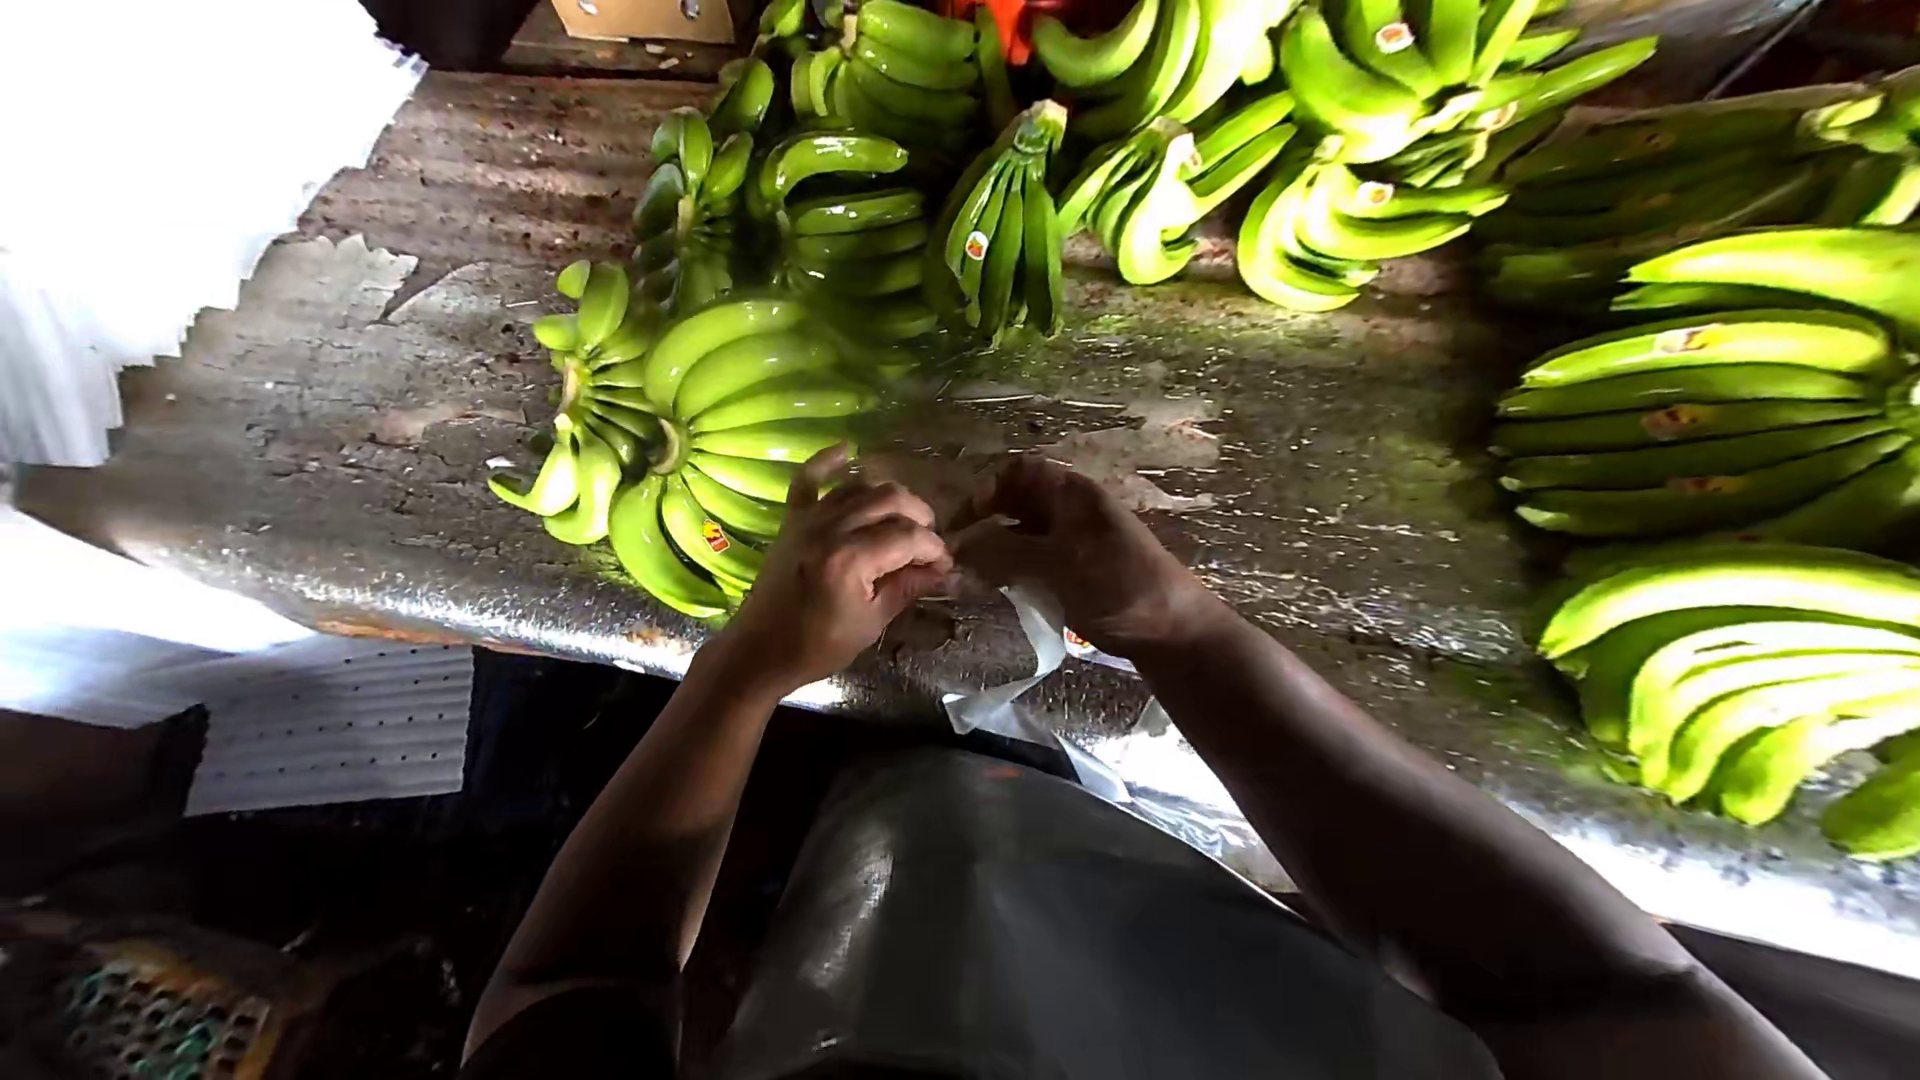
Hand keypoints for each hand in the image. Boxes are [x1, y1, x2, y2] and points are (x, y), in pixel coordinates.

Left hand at [711, 444, 952, 696]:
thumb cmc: (818, 645)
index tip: (944, 565)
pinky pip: (808, 479)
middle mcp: (830, 528)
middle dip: (919, 517)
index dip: (934, 548)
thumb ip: (908, 587)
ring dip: (888, 496)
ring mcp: (808, 519)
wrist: (760, 650)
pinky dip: (827, 461)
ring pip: (859, 486)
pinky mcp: (792, 520)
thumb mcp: (872, 622)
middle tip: (927, 542)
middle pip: (890, 500)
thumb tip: (944, 571)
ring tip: (904, 518)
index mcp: (850, 559)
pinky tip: (848, 449)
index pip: (908, 537)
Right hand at [951, 455, 1230, 658]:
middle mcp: (1068, 510)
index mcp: (1071, 492)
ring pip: (1020, 536)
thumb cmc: (1116, 583)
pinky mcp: (1072, 572)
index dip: (988, 489)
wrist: (1168, 629)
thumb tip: (957, 547)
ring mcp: (1071, 542)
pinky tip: (997, 590)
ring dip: (995, 552)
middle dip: (985, 524)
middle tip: (959, 554)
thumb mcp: (1057, 563)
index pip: (1019, 472)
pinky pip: (1032, 563)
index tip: (964, 522)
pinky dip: (1011, 572)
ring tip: (973, 576)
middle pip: (1016, 503)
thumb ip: (1004, 551)